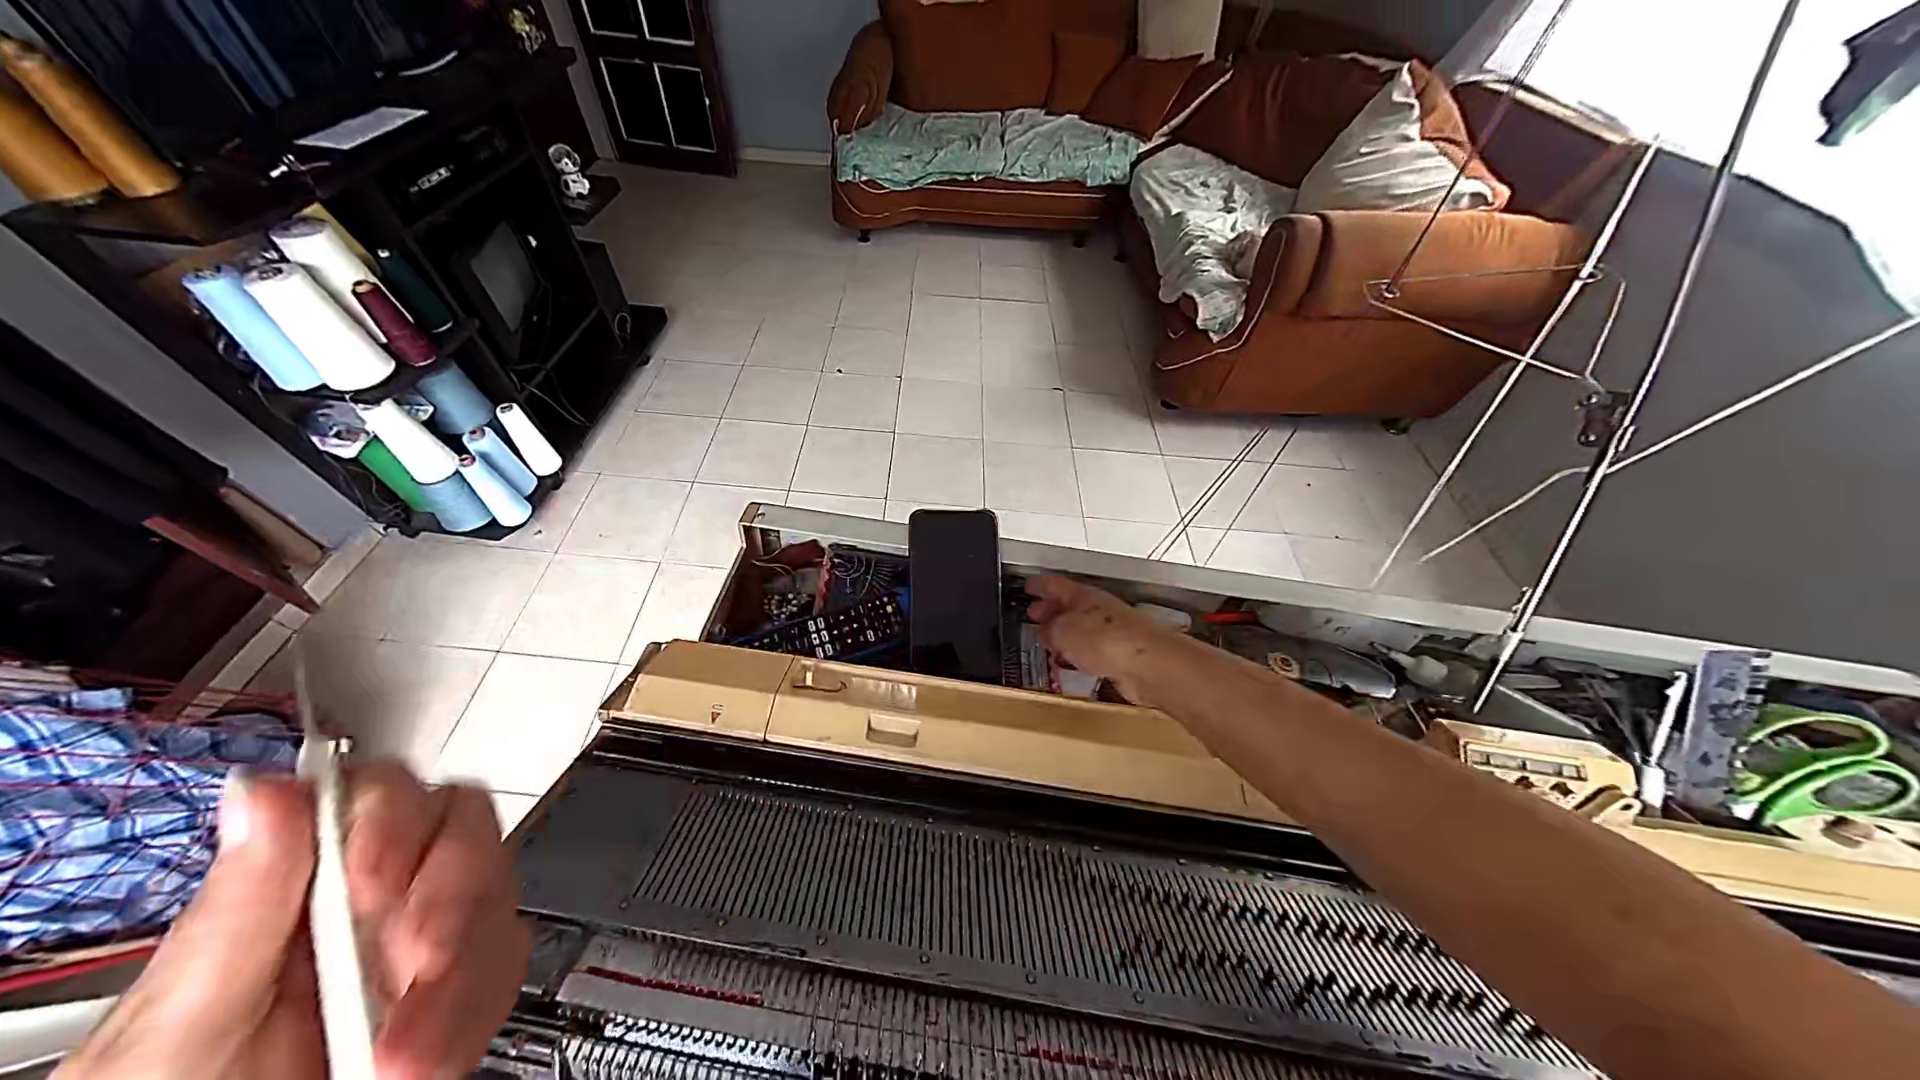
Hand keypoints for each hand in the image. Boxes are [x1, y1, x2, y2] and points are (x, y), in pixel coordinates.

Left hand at [56, 763, 529, 1079]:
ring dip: (465, 970)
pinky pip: (505, 959)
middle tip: (419, 959)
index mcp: (302, 880)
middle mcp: (371, 894)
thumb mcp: (182, 1014)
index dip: (394, 822)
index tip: (372, 885)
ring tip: (400, 1051)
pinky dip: (477, 1009)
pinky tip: (428, 1056)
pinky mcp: (461, 979)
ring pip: (496, 894)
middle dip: (454, 892)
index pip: (382, 791)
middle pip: (463, 829)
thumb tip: (263, 792)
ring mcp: (423, 934)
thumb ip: (237, 902)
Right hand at [1025, 575, 1191, 706]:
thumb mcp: (1062, 632)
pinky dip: (1080, 654)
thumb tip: (1046, 631)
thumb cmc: (1109, 640)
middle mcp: (1100, 610)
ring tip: (1050, 641)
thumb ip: (1049, 630)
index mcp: (1084, 595)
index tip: (1029, 584)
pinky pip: (1094, 651)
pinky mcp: (1122, 656)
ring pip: (1082, 629)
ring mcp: (1113, 632)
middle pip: (1070, 606)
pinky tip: (1075, 662)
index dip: (1040, 585)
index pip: (1056, 585)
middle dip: (1051, 610)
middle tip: (1035, 613)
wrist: (1148, 665)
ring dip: (1065, 634)